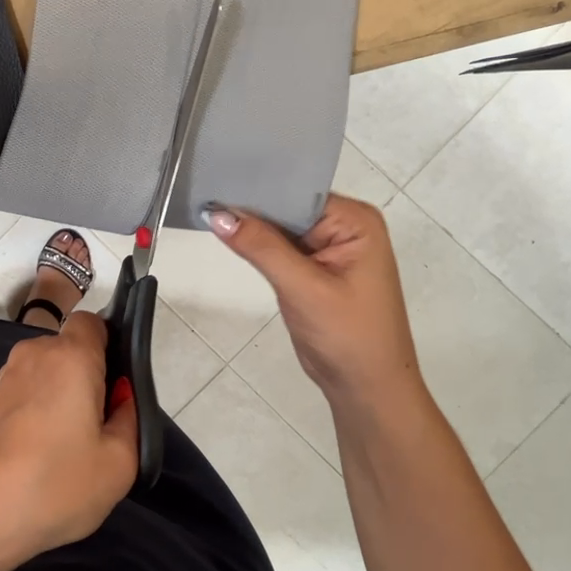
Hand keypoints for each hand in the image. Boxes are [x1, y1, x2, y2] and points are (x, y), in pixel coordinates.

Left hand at [0, 312, 138, 570]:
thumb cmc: (55, 484)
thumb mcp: (117, 463)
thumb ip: (129, 419)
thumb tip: (121, 396)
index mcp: (70, 356)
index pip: (93, 322)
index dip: (111, 345)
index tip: (119, 385)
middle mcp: (34, 352)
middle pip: (71, 348)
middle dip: (90, 377)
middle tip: (102, 427)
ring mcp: (8, 374)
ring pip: (49, 371)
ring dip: (64, 396)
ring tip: (72, 448)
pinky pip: (29, 390)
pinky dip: (41, 411)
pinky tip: (45, 454)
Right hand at [208, 195, 422, 406]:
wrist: (367, 390)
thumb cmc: (348, 337)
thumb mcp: (303, 288)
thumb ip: (260, 247)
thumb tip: (216, 213)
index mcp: (355, 221)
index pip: (296, 192)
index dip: (256, 188)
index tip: (215, 181)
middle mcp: (345, 226)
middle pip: (286, 205)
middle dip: (248, 205)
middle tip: (203, 193)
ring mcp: (329, 247)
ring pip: (278, 225)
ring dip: (249, 225)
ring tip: (207, 207)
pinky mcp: (314, 266)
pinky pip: (278, 244)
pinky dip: (256, 243)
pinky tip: (227, 233)